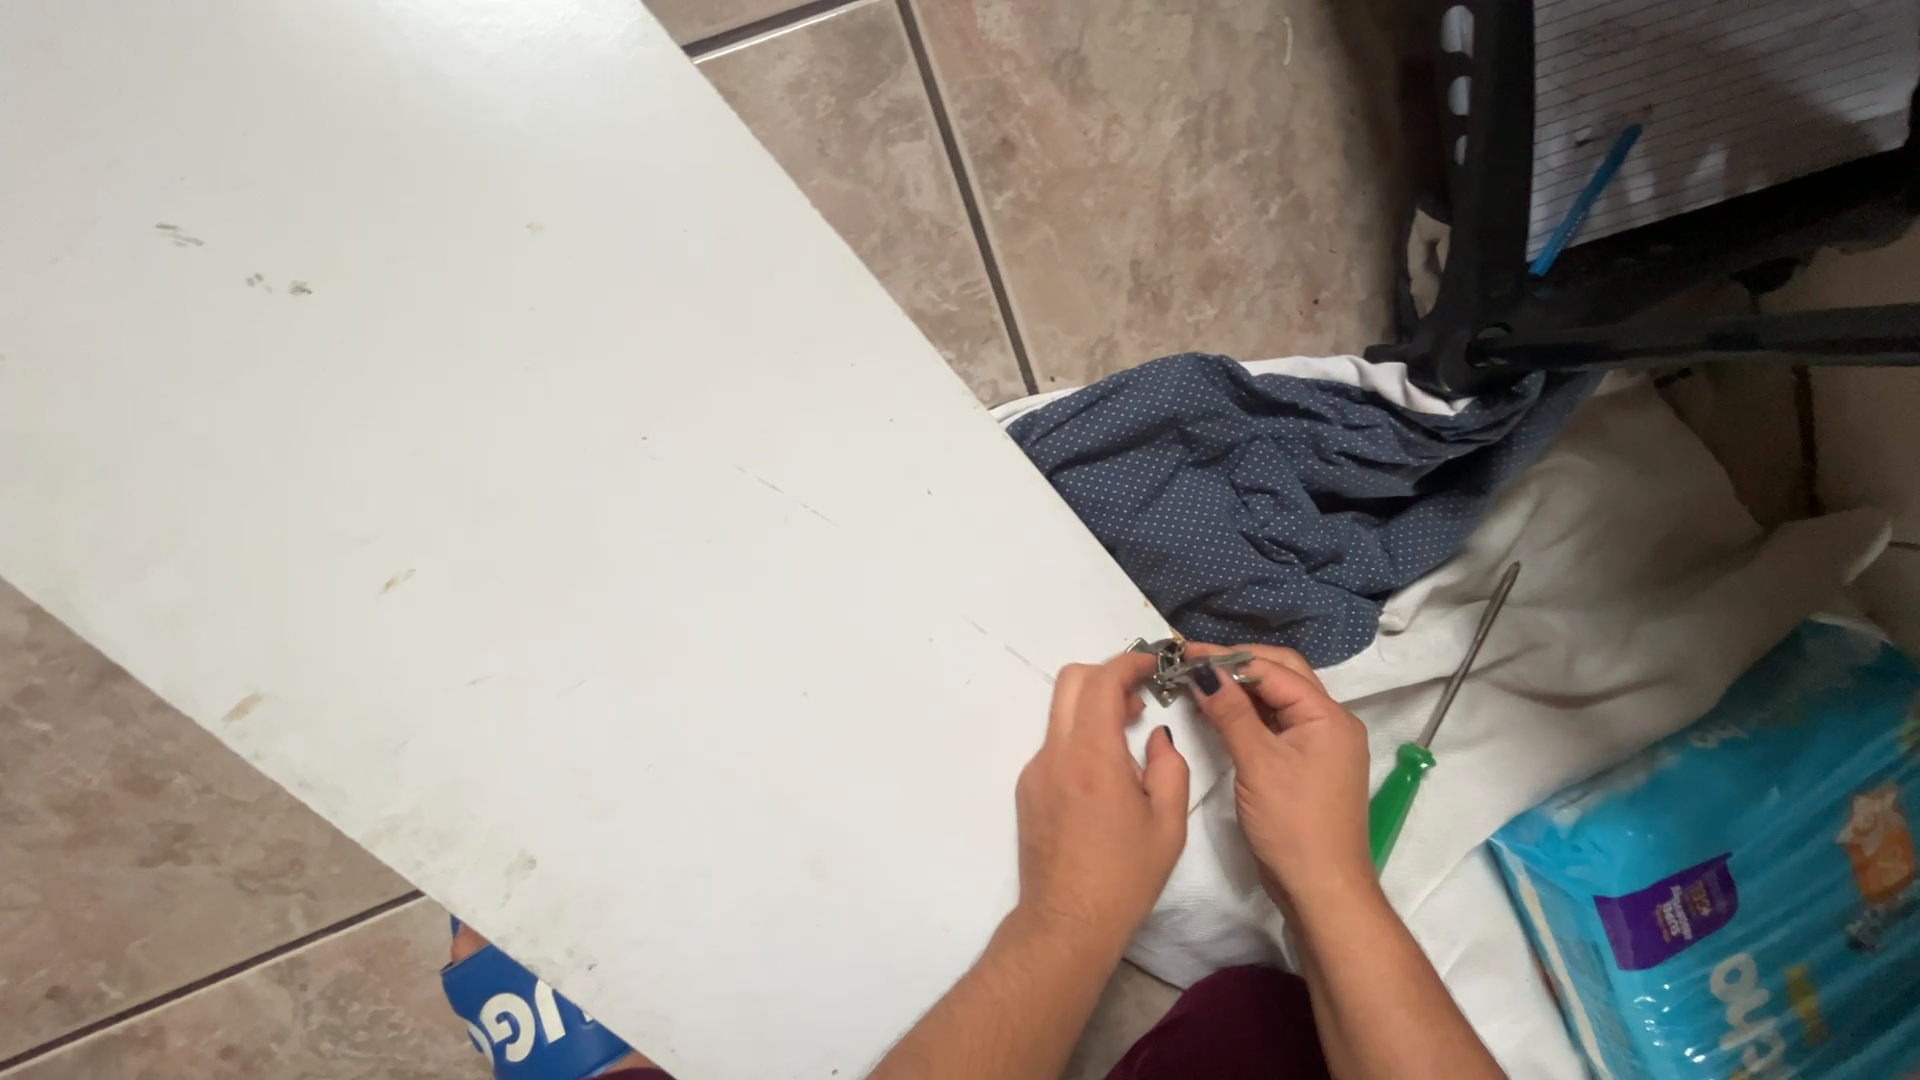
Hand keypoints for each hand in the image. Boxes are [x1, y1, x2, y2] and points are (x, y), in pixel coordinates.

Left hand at [1012, 652, 1189, 950]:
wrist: (1066, 922)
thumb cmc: (1124, 876)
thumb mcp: (1167, 823)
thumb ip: (1169, 766)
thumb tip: (1156, 735)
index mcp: (1091, 755)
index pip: (1101, 681)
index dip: (1129, 662)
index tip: (1154, 666)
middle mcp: (1055, 752)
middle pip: (1070, 681)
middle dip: (1107, 676)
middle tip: (1139, 699)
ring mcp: (1035, 768)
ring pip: (1060, 712)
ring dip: (1093, 707)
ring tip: (1128, 735)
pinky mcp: (1027, 787)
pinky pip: (1055, 743)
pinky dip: (1080, 737)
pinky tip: (1105, 776)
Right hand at [1183, 644, 1375, 913]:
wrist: (1321, 890)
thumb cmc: (1292, 824)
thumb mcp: (1256, 762)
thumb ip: (1230, 711)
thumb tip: (1203, 670)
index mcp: (1327, 716)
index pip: (1273, 668)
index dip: (1227, 657)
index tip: (1185, 653)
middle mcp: (1330, 721)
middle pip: (1280, 675)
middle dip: (1237, 664)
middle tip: (1193, 664)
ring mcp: (1320, 743)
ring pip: (1277, 698)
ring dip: (1241, 687)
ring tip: (1199, 683)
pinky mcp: (1306, 761)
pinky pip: (1275, 721)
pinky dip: (1248, 712)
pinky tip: (1219, 712)